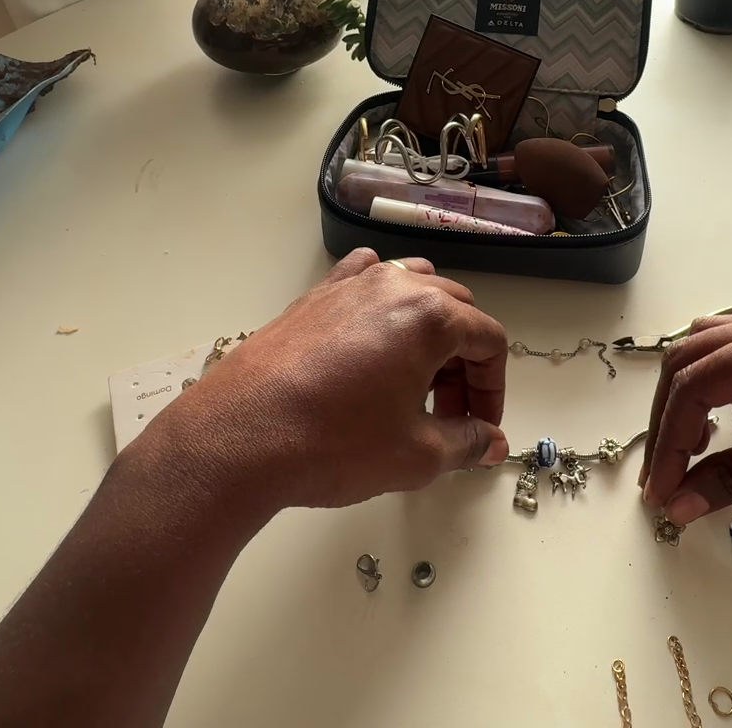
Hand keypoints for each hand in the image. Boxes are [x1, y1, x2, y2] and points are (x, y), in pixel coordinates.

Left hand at [133, 248, 509, 512]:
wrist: (237, 438)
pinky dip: (381, 299)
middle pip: (455, 312)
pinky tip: (372, 332)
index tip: (481, 425)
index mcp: (431, 317)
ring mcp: (352, 284)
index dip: (494, 387)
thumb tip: (492, 442)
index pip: (488, 340)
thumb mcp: (415, 455)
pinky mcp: (315, 294)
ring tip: (411, 378)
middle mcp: (397, 285)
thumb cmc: (334, 445)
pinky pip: (364, 277)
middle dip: (463, 363)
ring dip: (428, 330)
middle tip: (448, 412)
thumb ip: (465, 442)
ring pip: (414, 287)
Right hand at [639, 305, 731, 526]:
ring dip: (694, 393)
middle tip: (666, 472)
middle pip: (693, 357)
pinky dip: (727, 382)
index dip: (670, 439)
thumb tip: (679, 506)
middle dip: (672, 416)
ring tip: (696, 444)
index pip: (696, 384)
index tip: (661, 489)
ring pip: (714, 346)